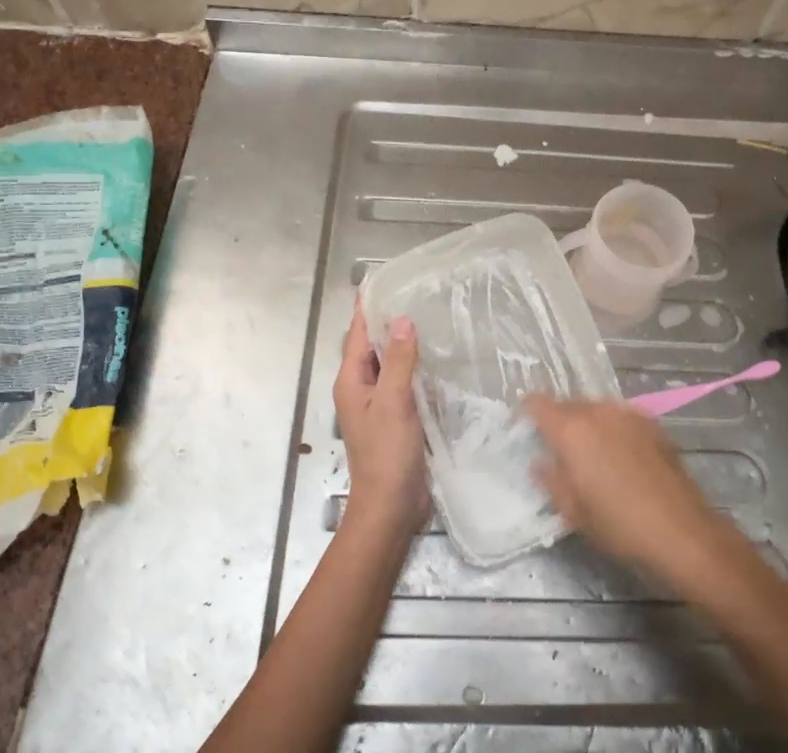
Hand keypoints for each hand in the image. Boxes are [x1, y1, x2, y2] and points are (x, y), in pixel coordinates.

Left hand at [335, 305, 428, 533]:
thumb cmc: (386, 454)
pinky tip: (437, 362)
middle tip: (416, 294)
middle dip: (389, 322)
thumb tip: (401, 319)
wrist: (390, 508)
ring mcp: (378, 406)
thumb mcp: (393, 402)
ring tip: (430, 319)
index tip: (382, 280)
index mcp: (351, 381)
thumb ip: (398, 361)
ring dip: (404, 345)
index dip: (368, 308)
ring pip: (389, 366)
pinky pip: (403, 385)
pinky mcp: (396, 420)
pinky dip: (416, 369)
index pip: (357, 334)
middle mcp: (361, 389)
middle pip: (372, 347)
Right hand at [525, 395, 723, 573]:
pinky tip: (618, 457)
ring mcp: (629, 415)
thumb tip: (539, 461)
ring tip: (589, 455)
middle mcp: (600, 411)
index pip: (537, 404)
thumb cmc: (619, 524)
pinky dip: (611, 429)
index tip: (522, 429)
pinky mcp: (653, 425)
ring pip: (596, 409)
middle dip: (557, 422)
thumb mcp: (573, 510)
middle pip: (568, 404)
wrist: (680, 531)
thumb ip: (550, 479)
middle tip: (555, 451)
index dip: (525, 413)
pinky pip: (620, 418)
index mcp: (572, 430)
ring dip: (586, 425)